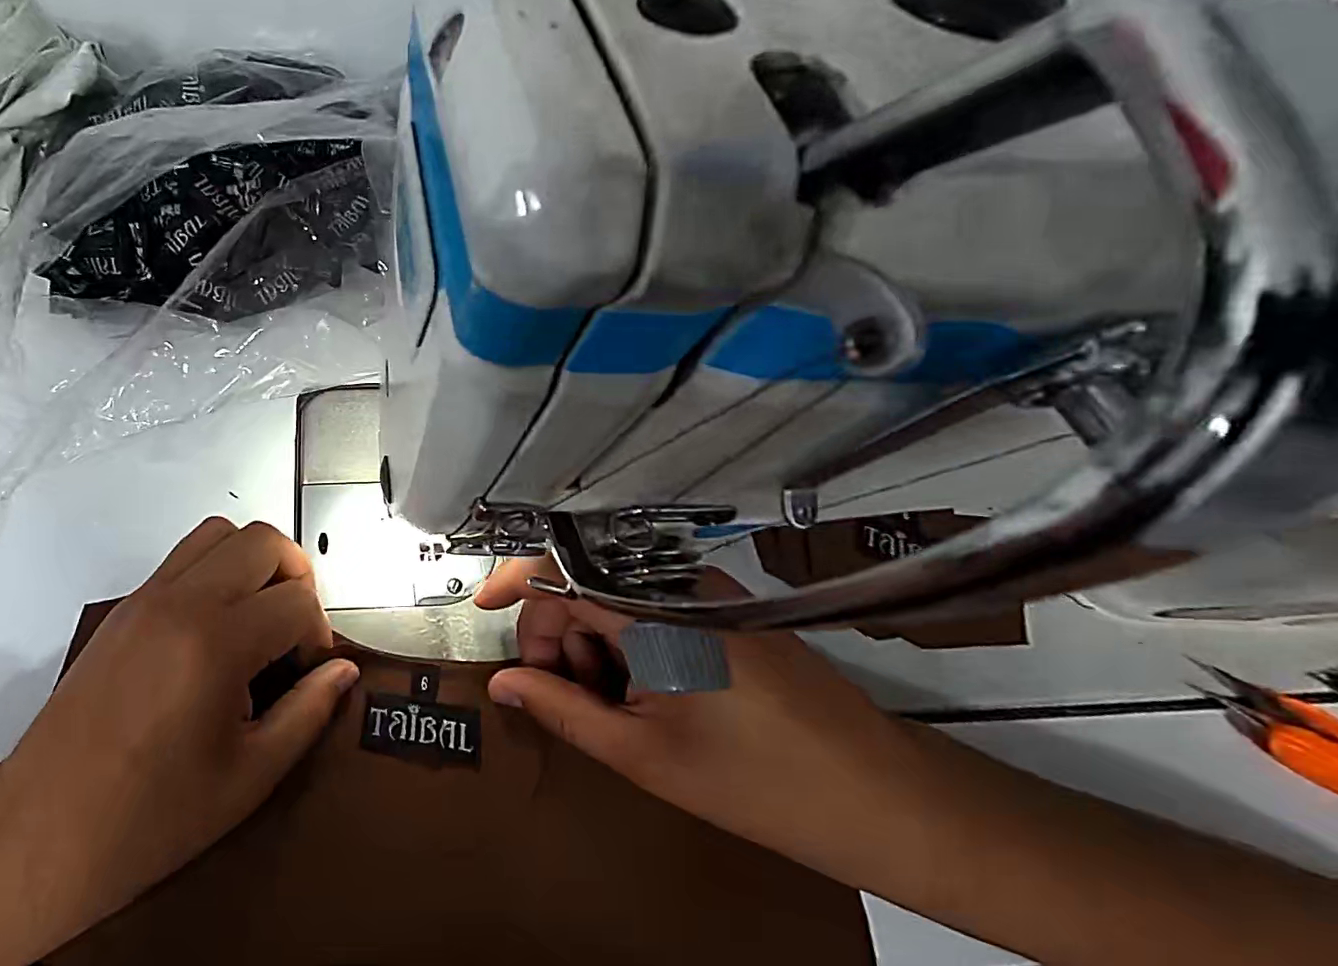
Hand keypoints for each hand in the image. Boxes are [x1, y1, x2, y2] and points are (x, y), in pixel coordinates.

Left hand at [0, 518, 358, 965]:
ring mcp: (146, 597)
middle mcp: (182, 602)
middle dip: (297, 575)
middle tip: (295, 630)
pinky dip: (215, 568)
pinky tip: (216, 626)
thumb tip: (343, 670)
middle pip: (263, 541)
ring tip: (259, 615)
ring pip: (219, 532)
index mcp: (216, 644)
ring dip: (254, 560)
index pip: (297, 600)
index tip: (312, 671)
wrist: (40, 833)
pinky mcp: (123, 608)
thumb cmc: (151, 819)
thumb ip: (307, 713)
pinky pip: (183, 556)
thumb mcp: (248, 778)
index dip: (319, 633)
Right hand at [475, 556, 914, 849]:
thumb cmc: (765, 784)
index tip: (484, 610)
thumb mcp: (642, 753)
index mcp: (656, 611)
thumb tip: (505, 683)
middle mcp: (683, 586)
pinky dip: (632, 645)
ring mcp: (711, 595)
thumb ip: (561, 707)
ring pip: (619, 601)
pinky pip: (656, 610)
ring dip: (597, 645)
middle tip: (568, 695)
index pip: (560, 571)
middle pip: (586, 587)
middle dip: (559, 636)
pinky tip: (652, 694)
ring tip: (619, 707)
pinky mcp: (730, 611)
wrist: (887, 800)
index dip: (512, 585)